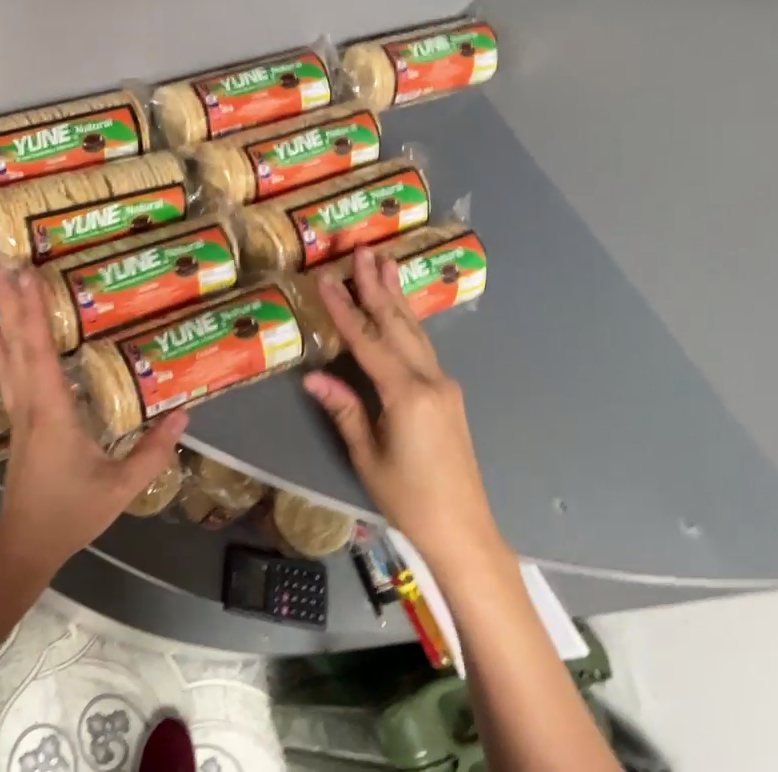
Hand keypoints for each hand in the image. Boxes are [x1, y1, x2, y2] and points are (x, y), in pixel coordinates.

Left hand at [0, 262, 187, 576]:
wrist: (26, 542)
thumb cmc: (72, 512)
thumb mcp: (121, 486)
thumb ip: (153, 451)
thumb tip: (184, 413)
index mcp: (52, 410)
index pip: (40, 351)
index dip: (32, 311)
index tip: (25, 274)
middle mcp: (30, 402)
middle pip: (15, 342)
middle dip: (5, 299)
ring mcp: (19, 410)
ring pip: (6, 352)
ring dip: (0, 314)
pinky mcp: (18, 419)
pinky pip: (7, 372)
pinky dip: (0, 346)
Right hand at [304, 248, 502, 558]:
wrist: (464, 528)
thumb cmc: (409, 498)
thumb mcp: (367, 456)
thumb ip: (345, 411)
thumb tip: (313, 378)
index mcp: (407, 394)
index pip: (368, 341)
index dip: (345, 309)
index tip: (326, 278)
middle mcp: (431, 381)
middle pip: (398, 325)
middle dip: (378, 286)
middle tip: (363, 250)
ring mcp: (444, 387)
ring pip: (415, 332)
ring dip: (397, 298)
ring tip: (385, 264)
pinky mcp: (448, 397)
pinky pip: (423, 349)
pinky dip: (407, 324)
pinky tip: (400, 313)